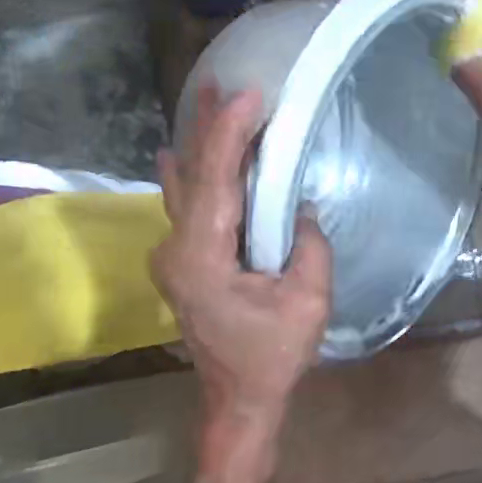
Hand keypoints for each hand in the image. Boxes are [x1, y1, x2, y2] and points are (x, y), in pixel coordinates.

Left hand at [151, 87, 331, 482]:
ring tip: (203, 103)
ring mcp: (172, 258)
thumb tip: (301, 207)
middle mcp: (176, 251)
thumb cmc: (275, 356)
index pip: (216, 181)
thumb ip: (309, 246)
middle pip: (190, 176)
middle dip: (206, 127)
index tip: (248, 96)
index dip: (231, 135)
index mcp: (203, 259)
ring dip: (197, 146)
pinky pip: (185, 208)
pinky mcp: (181, 265)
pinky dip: (193, 176)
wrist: (239, 400)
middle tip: (217, 82)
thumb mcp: (308, 302)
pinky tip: (178, 155)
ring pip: (183, 189)